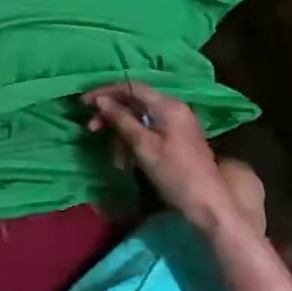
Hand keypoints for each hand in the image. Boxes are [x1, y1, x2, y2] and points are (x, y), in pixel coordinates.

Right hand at [83, 83, 251, 237]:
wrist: (208, 203)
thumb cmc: (174, 173)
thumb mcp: (143, 146)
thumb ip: (121, 120)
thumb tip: (101, 100)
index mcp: (168, 105)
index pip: (131, 87)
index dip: (105, 91)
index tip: (83, 102)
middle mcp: (174, 107)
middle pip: (135, 101)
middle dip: (111, 113)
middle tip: (91, 128)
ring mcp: (177, 122)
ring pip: (140, 117)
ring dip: (121, 131)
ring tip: (112, 154)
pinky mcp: (177, 137)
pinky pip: (149, 129)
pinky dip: (134, 140)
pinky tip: (126, 158)